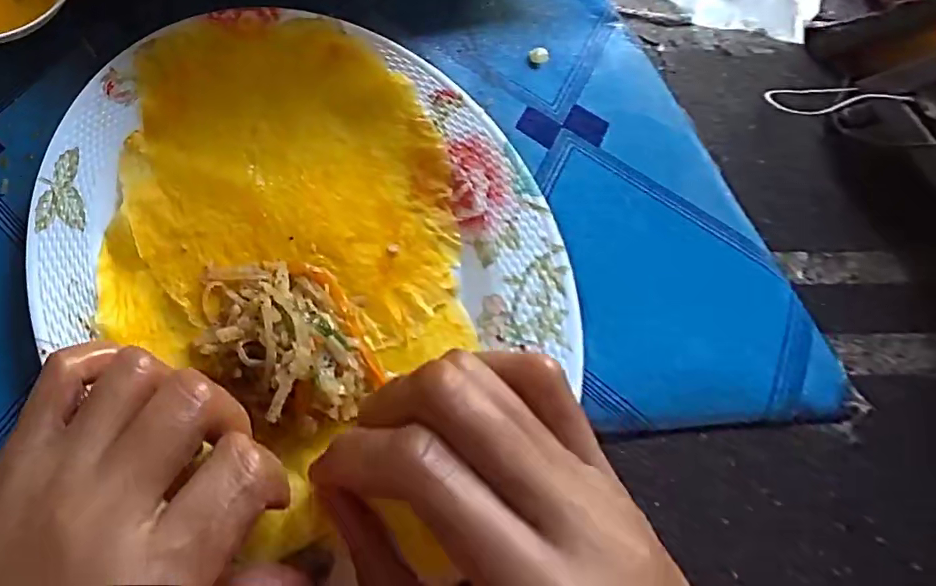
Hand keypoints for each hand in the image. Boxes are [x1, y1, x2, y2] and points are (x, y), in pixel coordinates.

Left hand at [0, 342, 290, 585]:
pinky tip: (117, 384)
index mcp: (159, 569)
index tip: (261, 486)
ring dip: (165, 381)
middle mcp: (112, 499)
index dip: (265, 470)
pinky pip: (62, 369)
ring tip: (169, 413)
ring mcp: (59, 463)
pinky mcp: (17, 448)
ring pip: (131, 370)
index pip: (238, 472)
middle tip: (220, 441)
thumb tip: (301, 567)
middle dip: (222, 411)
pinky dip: (98, 359)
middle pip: (189, 399)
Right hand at [310, 351, 685, 585]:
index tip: (327, 475)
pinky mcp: (608, 466)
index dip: (355, 456)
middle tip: (365, 446)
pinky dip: (486, 371)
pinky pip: (542, 379)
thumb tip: (332, 486)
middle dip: (386, 407)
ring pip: (489, 372)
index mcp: (536, 580)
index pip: (422, 463)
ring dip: (423, 386)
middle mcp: (574, 512)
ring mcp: (599, 480)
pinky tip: (460, 407)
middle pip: (454, 394)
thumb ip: (380, 566)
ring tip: (402, 427)